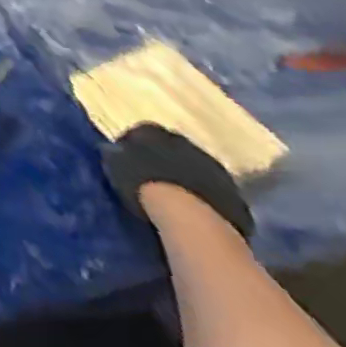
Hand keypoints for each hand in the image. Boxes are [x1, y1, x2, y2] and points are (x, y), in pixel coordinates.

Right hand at [104, 124, 253, 239]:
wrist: (189, 216)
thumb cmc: (142, 185)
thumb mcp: (115, 165)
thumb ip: (114, 154)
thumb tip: (110, 148)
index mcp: (156, 134)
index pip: (142, 130)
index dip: (133, 142)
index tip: (123, 156)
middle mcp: (189, 146)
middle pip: (173, 149)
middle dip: (162, 159)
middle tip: (147, 174)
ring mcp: (217, 172)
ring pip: (196, 169)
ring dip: (185, 178)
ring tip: (169, 194)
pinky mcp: (235, 197)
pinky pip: (213, 191)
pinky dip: (202, 195)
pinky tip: (189, 209)